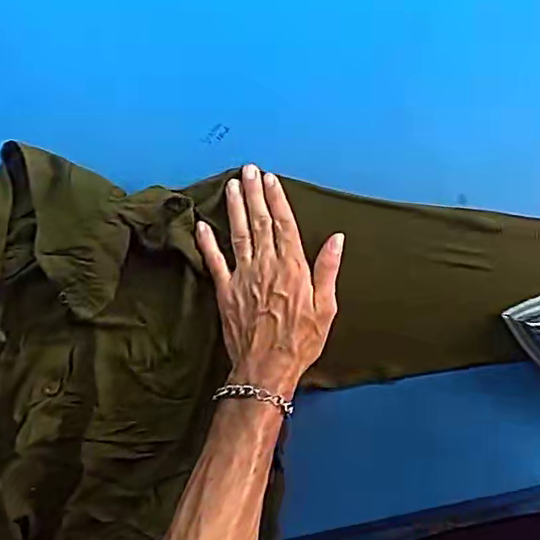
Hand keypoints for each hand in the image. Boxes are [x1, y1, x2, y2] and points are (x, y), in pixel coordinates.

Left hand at [195, 164, 342, 396]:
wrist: (266, 369)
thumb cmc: (301, 340)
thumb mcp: (326, 306)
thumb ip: (328, 269)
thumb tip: (337, 239)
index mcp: (293, 267)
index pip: (285, 224)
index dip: (277, 200)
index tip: (272, 179)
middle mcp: (266, 266)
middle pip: (260, 222)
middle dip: (255, 194)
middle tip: (249, 170)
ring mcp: (243, 277)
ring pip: (238, 234)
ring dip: (235, 208)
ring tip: (232, 186)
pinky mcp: (225, 292)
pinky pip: (214, 262)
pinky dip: (207, 243)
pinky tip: (203, 225)